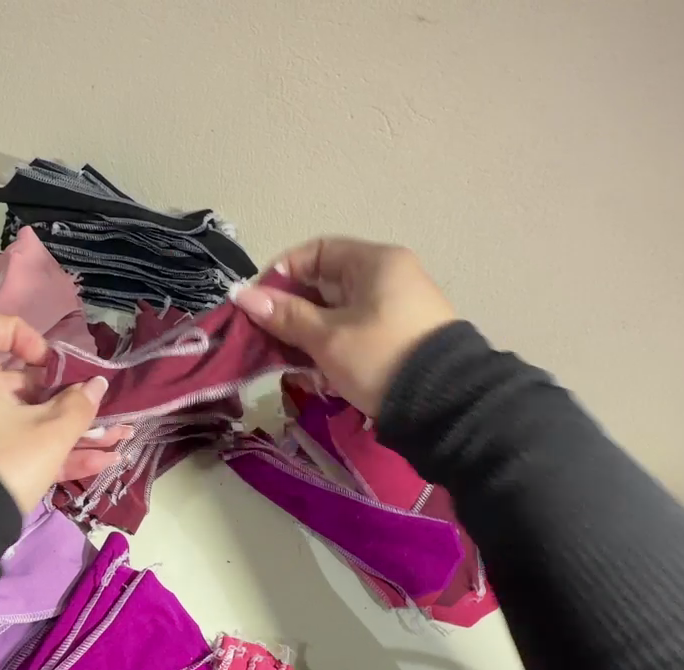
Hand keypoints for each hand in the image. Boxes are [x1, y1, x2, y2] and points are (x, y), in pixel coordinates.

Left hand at [0, 312, 107, 511]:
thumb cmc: (4, 460)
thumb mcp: (49, 435)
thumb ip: (77, 407)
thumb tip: (96, 385)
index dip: (22, 336)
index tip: (47, 364)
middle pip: (10, 380)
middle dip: (55, 395)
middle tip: (80, 409)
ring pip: (18, 419)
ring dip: (62, 428)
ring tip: (109, 443)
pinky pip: (12, 445)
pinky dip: (47, 451)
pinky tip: (96, 465)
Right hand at [230, 238, 456, 416]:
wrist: (441, 404)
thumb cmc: (380, 356)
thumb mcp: (327, 337)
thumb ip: (284, 315)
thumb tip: (242, 295)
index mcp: (374, 263)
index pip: (316, 252)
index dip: (281, 273)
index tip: (258, 304)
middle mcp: (385, 278)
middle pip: (322, 285)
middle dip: (289, 313)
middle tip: (265, 340)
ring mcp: (391, 310)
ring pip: (333, 314)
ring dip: (305, 337)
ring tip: (288, 364)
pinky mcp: (393, 339)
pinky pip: (349, 335)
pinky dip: (327, 350)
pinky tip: (314, 376)